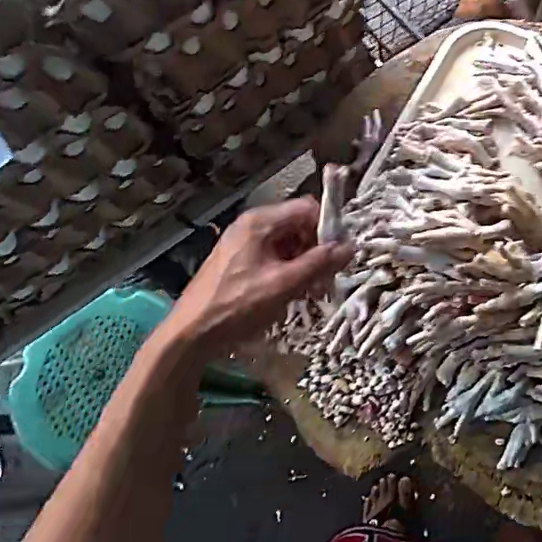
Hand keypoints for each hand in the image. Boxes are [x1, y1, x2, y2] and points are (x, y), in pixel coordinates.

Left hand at [159, 197, 351, 358]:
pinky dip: (287, 272)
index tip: (339, 256)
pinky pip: (273, 257)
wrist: (192, 332)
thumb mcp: (283, 285)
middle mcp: (251, 225)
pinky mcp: (239, 261)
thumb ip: (318, 264)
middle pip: (298, 225)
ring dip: (304, 264)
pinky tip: (292, 294)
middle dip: (316, 250)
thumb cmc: (237, 305)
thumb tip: (350, 247)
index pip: (307, 208)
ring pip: (287, 243)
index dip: (327, 229)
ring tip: (312, 293)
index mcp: (260, 222)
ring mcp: (243, 243)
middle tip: (326, 280)